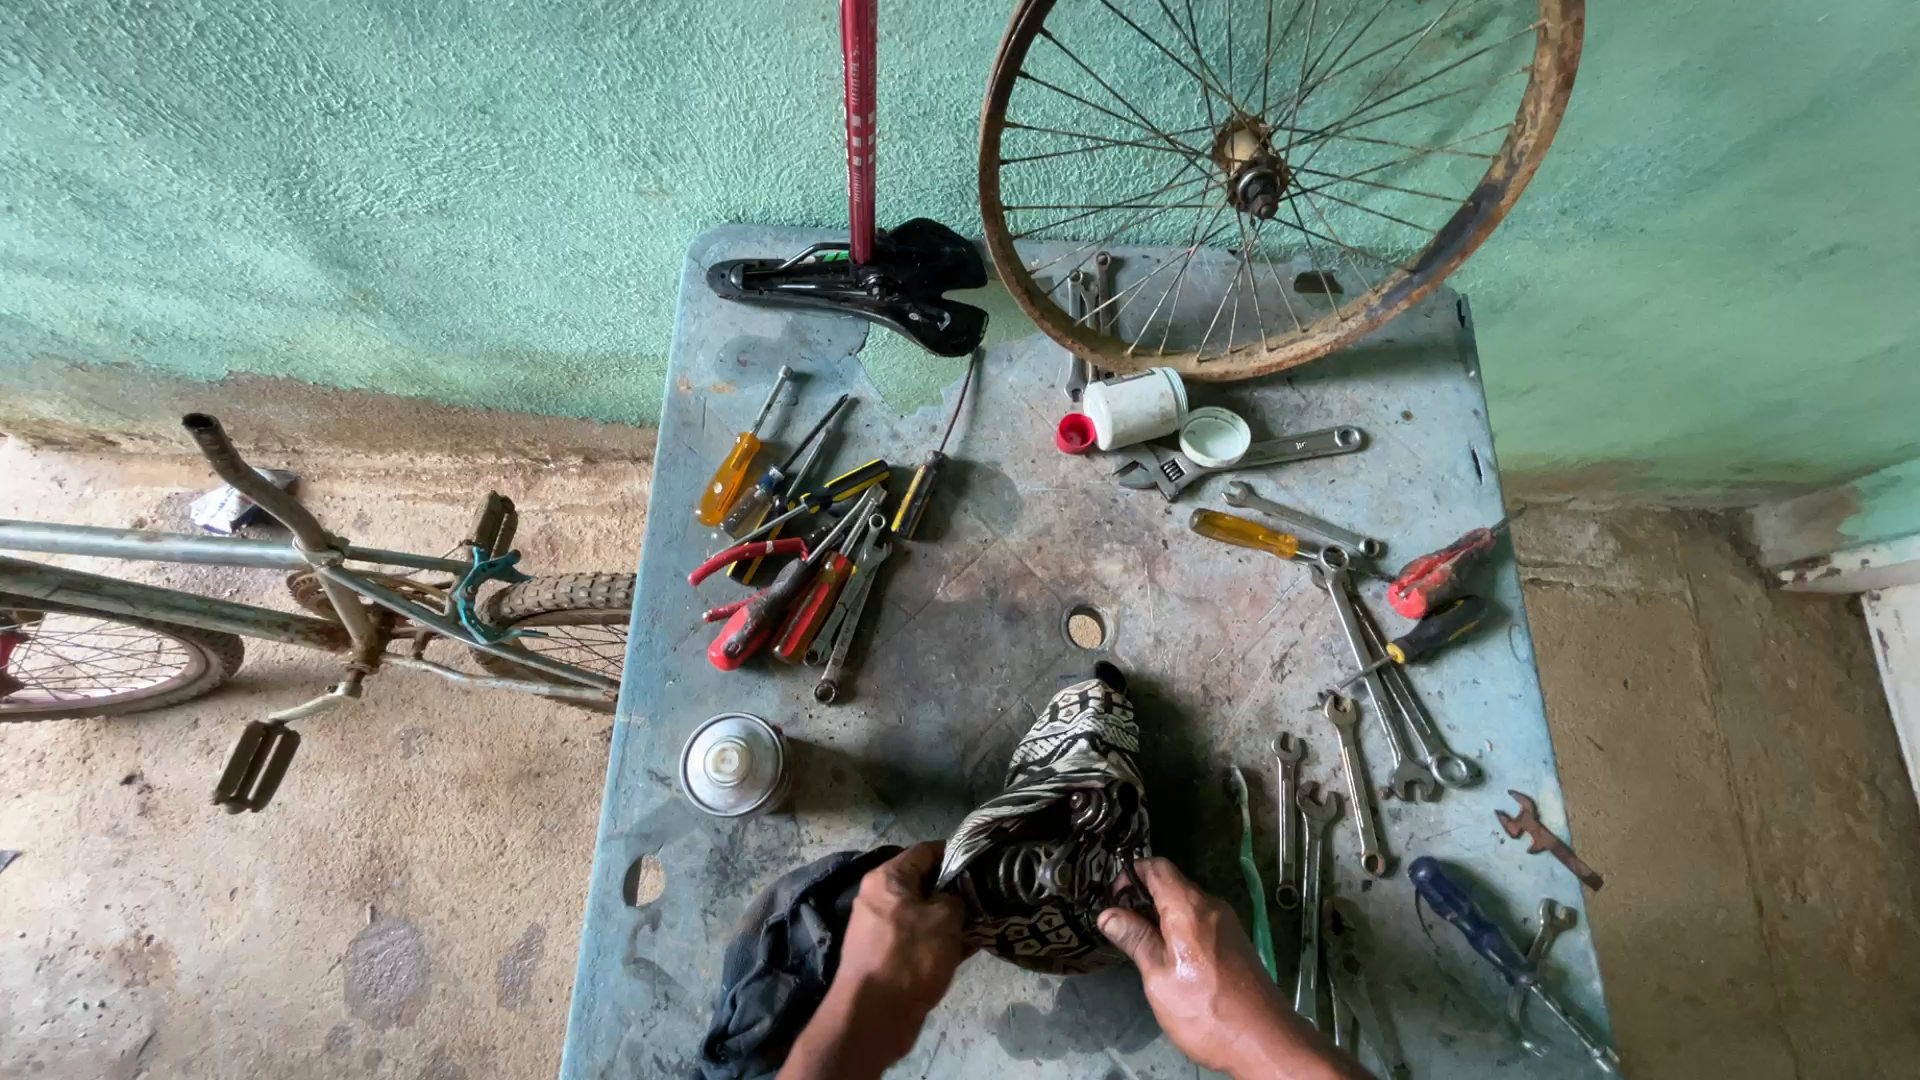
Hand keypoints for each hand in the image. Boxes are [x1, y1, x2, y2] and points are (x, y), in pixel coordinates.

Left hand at [780, 842, 967, 1079]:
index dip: (955, 854)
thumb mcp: (944, 919)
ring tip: (983, 922)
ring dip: (951, 919)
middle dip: (955, 890)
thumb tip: (958, 899)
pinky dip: (941, 942)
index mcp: (888, 878)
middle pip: (924, 882)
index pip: (926, 851)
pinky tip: (970, 948)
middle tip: (985, 895)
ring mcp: (882, 929)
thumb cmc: (909, 957)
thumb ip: (957, 899)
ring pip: (924, 914)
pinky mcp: (888, 957)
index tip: (981, 863)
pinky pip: (919, 939)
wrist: (872, 1018)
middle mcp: (880, 897)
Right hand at [1099, 857, 1365, 1079]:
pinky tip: (1172, 957)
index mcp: (1188, 906)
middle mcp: (1210, 905)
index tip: (1114, 900)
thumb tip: (1107, 914)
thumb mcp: (1159, 978)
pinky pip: (1200, 919)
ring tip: (1143, 945)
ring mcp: (1226, 922)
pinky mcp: (1235, 941)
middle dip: (1142, 897)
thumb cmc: (1205, 1010)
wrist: (1267, 1044)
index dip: (1130, 874)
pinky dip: (1180, 926)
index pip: (1155, 866)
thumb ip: (1135, 939)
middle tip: (1123, 927)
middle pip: (1170, 882)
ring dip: (1160, 914)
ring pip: (1185, 902)